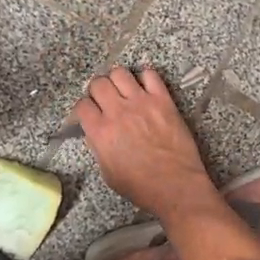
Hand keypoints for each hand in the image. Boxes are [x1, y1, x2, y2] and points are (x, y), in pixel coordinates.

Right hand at [74, 66, 213, 217]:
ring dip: (118, 80)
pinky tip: (145, 89)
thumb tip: (96, 131)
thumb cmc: (141, 187)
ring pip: (120, 72)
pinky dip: (144, 78)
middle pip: (98, 83)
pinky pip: (150, 74)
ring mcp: (141, 102)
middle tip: (106, 100)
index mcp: (101, 133)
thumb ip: (99, 146)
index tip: (90, 114)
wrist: (177, 187)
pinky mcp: (163, 99)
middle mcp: (118, 112)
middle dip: (98, 90)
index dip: (84, 109)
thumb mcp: (108, 173)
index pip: (82, 105)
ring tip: (124, 91)